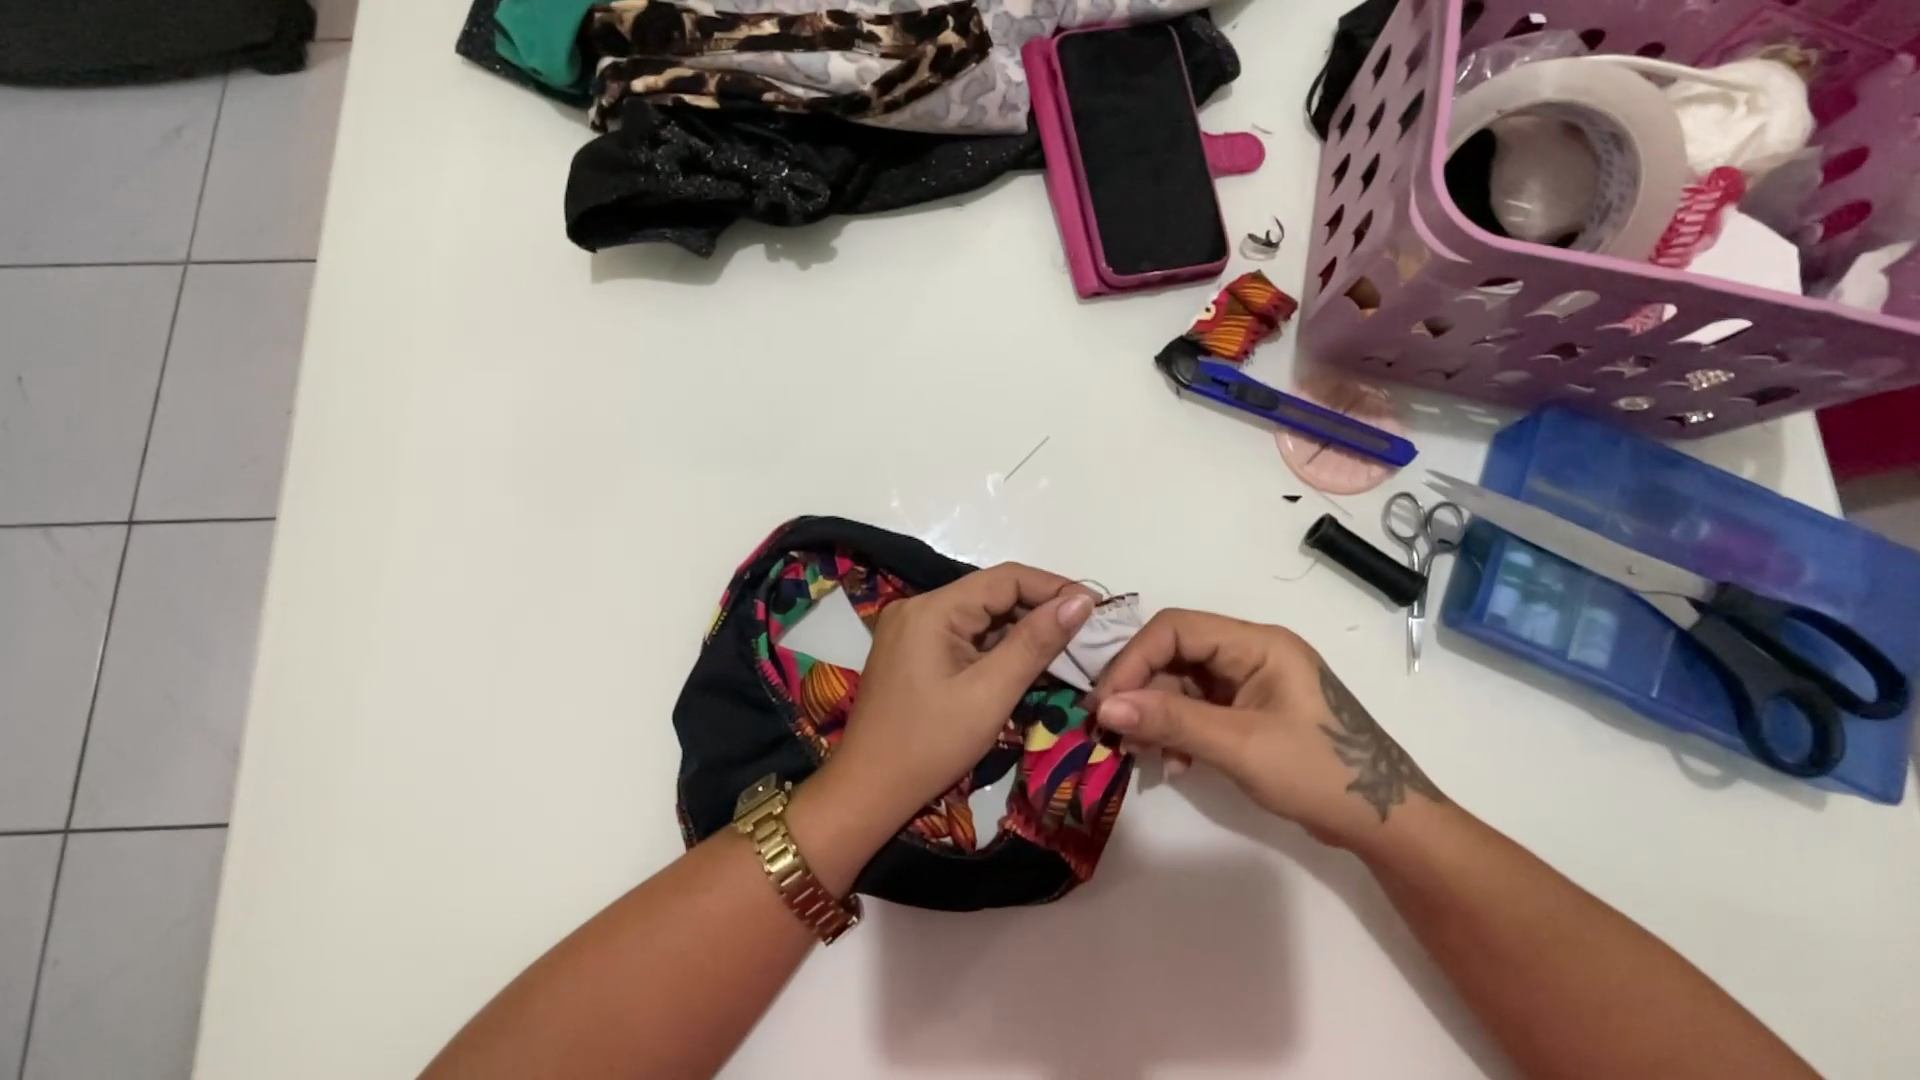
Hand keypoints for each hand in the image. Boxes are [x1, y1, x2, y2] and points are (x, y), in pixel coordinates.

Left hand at [827, 563, 1096, 826]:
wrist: (868, 792)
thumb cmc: (931, 744)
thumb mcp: (991, 693)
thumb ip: (1036, 642)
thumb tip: (1081, 601)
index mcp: (931, 609)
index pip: (1005, 578)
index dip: (1054, 587)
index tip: (1097, 608)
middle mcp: (918, 608)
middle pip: (991, 594)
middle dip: (1041, 609)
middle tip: (1088, 631)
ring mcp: (911, 631)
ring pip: (980, 617)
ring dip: (1021, 630)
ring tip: (1068, 646)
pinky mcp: (912, 653)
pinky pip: (964, 637)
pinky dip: (996, 647)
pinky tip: (1027, 662)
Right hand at [1089, 610, 1445, 848]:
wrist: (1385, 822)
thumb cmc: (1320, 773)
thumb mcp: (1240, 746)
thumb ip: (1171, 722)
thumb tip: (1104, 707)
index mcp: (1257, 644)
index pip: (1176, 629)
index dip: (1134, 659)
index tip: (1106, 703)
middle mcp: (1251, 654)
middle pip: (1175, 654)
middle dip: (1140, 690)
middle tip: (1111, 729)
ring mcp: (1250, 684)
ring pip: (1182, 684)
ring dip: (1154, 715)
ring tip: (1135, 751)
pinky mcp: (1250, 713)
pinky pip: (1197, 710)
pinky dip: (1176, 732)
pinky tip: (1170, 763)